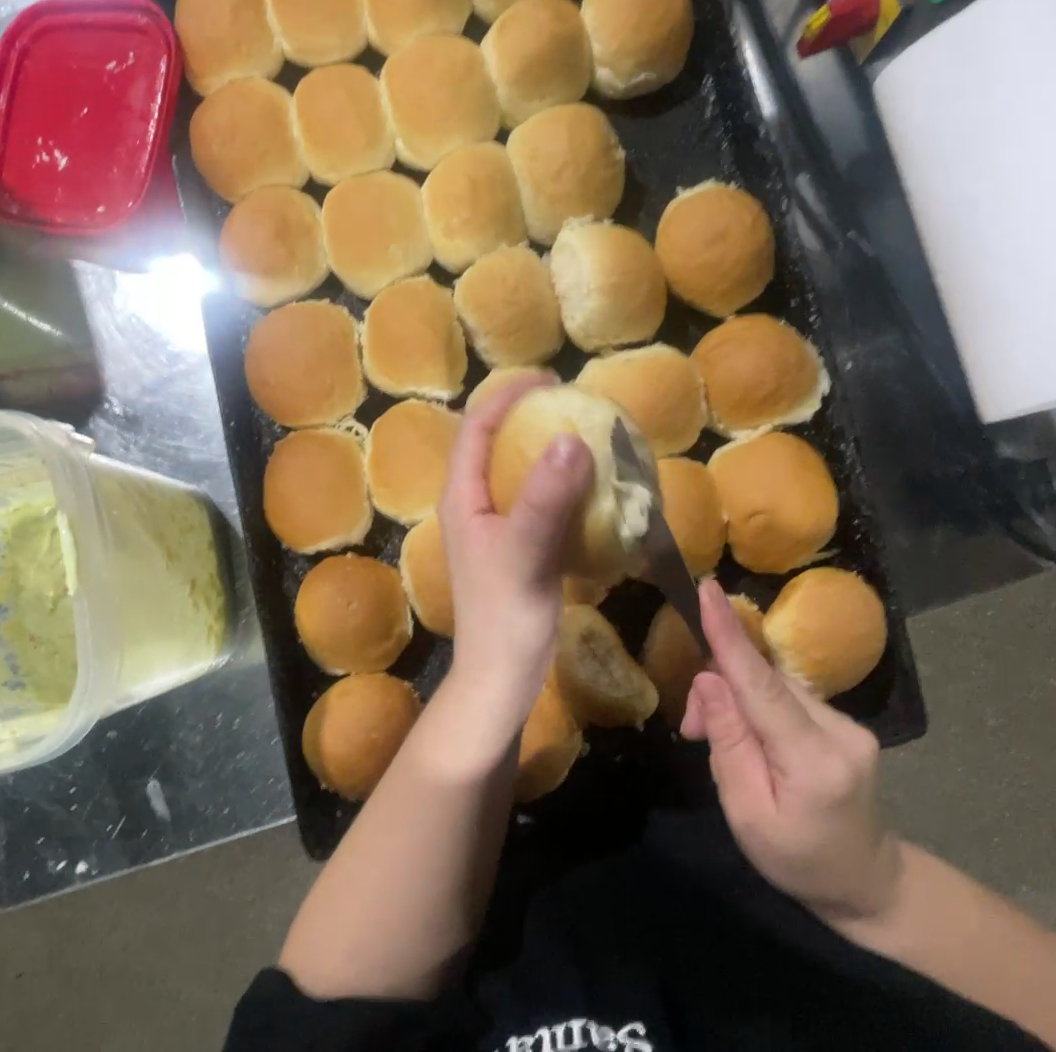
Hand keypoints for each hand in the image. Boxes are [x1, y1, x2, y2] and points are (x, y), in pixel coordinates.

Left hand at [438, 372, 591, 737]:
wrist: (502, 677)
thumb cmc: (506, 615)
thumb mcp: (526, 552)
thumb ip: (545, 497)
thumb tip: (571, 438)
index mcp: (462, 498)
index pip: (476, 428)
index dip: (507, 395)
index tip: (550, 378)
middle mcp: (473, 507)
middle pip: (495, 445)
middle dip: (529, 418)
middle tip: (574, 405)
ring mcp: (494, 530)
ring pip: (518, 475)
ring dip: (547, 453)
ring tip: (588, 438)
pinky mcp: (516, 551)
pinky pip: (538, 504)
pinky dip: (562, 488)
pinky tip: (593, 492)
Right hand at [680, 580, 903, 922]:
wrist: (865, 882)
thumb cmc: (796, 861)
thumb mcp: (746, 814)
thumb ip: (727, 744)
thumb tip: (708, 680)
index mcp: (815, 761)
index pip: (763, 688)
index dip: (731, 638)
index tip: (708, 591)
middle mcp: (841, 731)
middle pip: (763, 685)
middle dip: (718, 692)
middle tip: (688, 730)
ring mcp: (849, 726)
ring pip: (773, 688)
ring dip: (735, 702)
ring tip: (712, 740)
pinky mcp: (845, 725)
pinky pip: (787, 700)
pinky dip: (757, 709)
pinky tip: (749, 740)